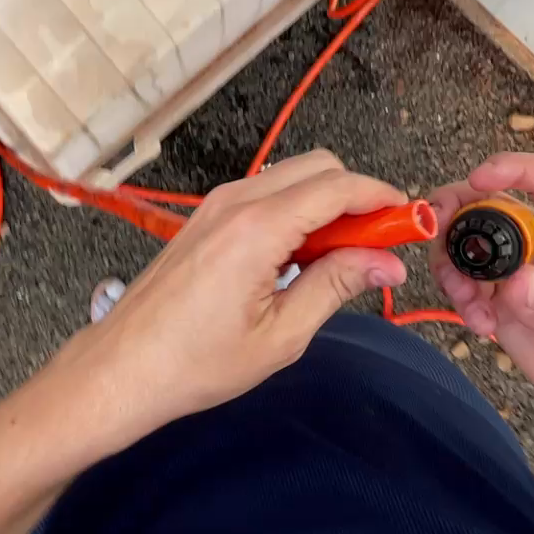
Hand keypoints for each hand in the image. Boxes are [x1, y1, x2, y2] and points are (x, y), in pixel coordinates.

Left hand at [46, 149, 410, 448]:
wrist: (123, 367)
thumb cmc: (197, 362)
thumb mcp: (281, 335)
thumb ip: (336, 285)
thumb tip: (386, 262)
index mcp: (257, 227)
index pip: (337, 186)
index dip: (382, 198)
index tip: (409, 222)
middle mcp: (236, 201)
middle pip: (317, 167)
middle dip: (356, 197)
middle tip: (375, 246)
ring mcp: (216, 204)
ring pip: (290, 177)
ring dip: (325, 204)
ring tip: (337, 259)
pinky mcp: (206, 216)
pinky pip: (265, 194)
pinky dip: (294, 211)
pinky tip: (297, 257)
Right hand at [428, 153, 533, 432]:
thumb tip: (514, 281)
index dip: (510, 169)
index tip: (475, 180)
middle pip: (489, 202)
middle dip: (455, 211)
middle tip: (433, 234)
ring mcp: (519, 268)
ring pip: (466, 239)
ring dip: (451, 262)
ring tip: (465, 300)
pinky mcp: (499, 298)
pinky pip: (463, 281)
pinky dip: (457, 296)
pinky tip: (478, 324)